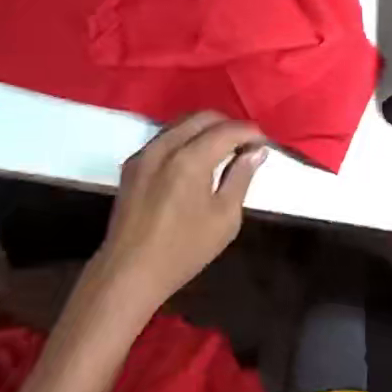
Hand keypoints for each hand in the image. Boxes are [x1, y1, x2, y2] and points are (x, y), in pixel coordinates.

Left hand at [92, 112, 267, 310]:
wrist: (128, 273)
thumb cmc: (183, 250)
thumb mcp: (224, 218)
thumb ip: (241, 178)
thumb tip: (256, 152)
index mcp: (190, 159)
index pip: (227, 130)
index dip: (250, 132)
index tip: (263, 143)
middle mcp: (165, 147)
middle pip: (203, 118)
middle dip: (228, 125)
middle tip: (246, 145)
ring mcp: (144, 153)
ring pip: (181, 123)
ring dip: (206, 129)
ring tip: (223, 149)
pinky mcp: (132, 164)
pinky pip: (165, 137)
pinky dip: (185, 138)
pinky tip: (195, 159)